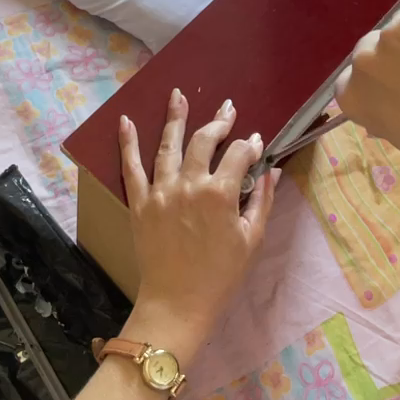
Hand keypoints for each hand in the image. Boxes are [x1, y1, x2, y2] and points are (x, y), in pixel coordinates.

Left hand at [117, 89, 275, 357]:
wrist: (178, 303)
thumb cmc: (221, 276)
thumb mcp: (252, 239)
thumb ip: (263, 200)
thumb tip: (273, 170)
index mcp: (220, 193)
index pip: (237, 155)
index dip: (249, 146)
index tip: (255, 144)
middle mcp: (188, 184)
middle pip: (203, 141)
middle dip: (218, 122)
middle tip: (226, 110)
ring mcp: (161, 192)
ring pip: (167, 146)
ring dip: (174, 118)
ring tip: (178, 95)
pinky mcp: (140, 203)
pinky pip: (131, 168)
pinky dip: (127, 144)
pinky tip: (126, 121)